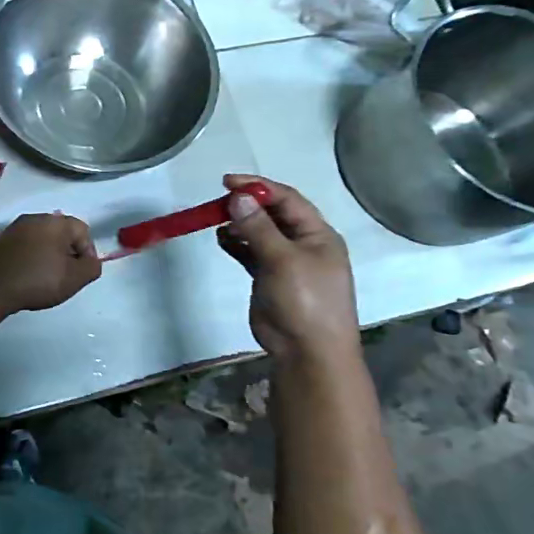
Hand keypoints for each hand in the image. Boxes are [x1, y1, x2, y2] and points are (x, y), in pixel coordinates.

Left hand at [0, 212, 101, 312]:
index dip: (88, 252)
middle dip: (68, 253)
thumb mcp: (75, 278)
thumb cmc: (39, 279)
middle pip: (63, 233)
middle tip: (66, 276)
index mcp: (56, 221)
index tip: (82, 272)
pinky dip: (33, 256)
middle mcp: (36, 218)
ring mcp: (17, 227)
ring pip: (44, 239)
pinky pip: (27, 245)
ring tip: (48, 277)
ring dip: (50, 255)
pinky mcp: (3, 240)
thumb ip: (92, 267)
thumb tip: (91, 261)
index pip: (83, 231)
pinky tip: (30, 274)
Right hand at [215, 174, 359, 360]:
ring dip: (240, 224)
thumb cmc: (305, 300)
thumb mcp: (282, 260)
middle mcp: (303, 244)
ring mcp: (286, 262)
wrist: (307, 350)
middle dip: (247, 205)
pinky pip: (251, 253)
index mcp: (317, 234)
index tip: (227, 182)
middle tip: (218, 202)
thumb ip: (258, 228)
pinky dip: (236, 244)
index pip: (288, 200)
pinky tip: (221, 239)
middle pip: (273, 214)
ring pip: (260, 233)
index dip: (259, 187)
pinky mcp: (269, 279)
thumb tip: (238, 197)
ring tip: (216, 220)